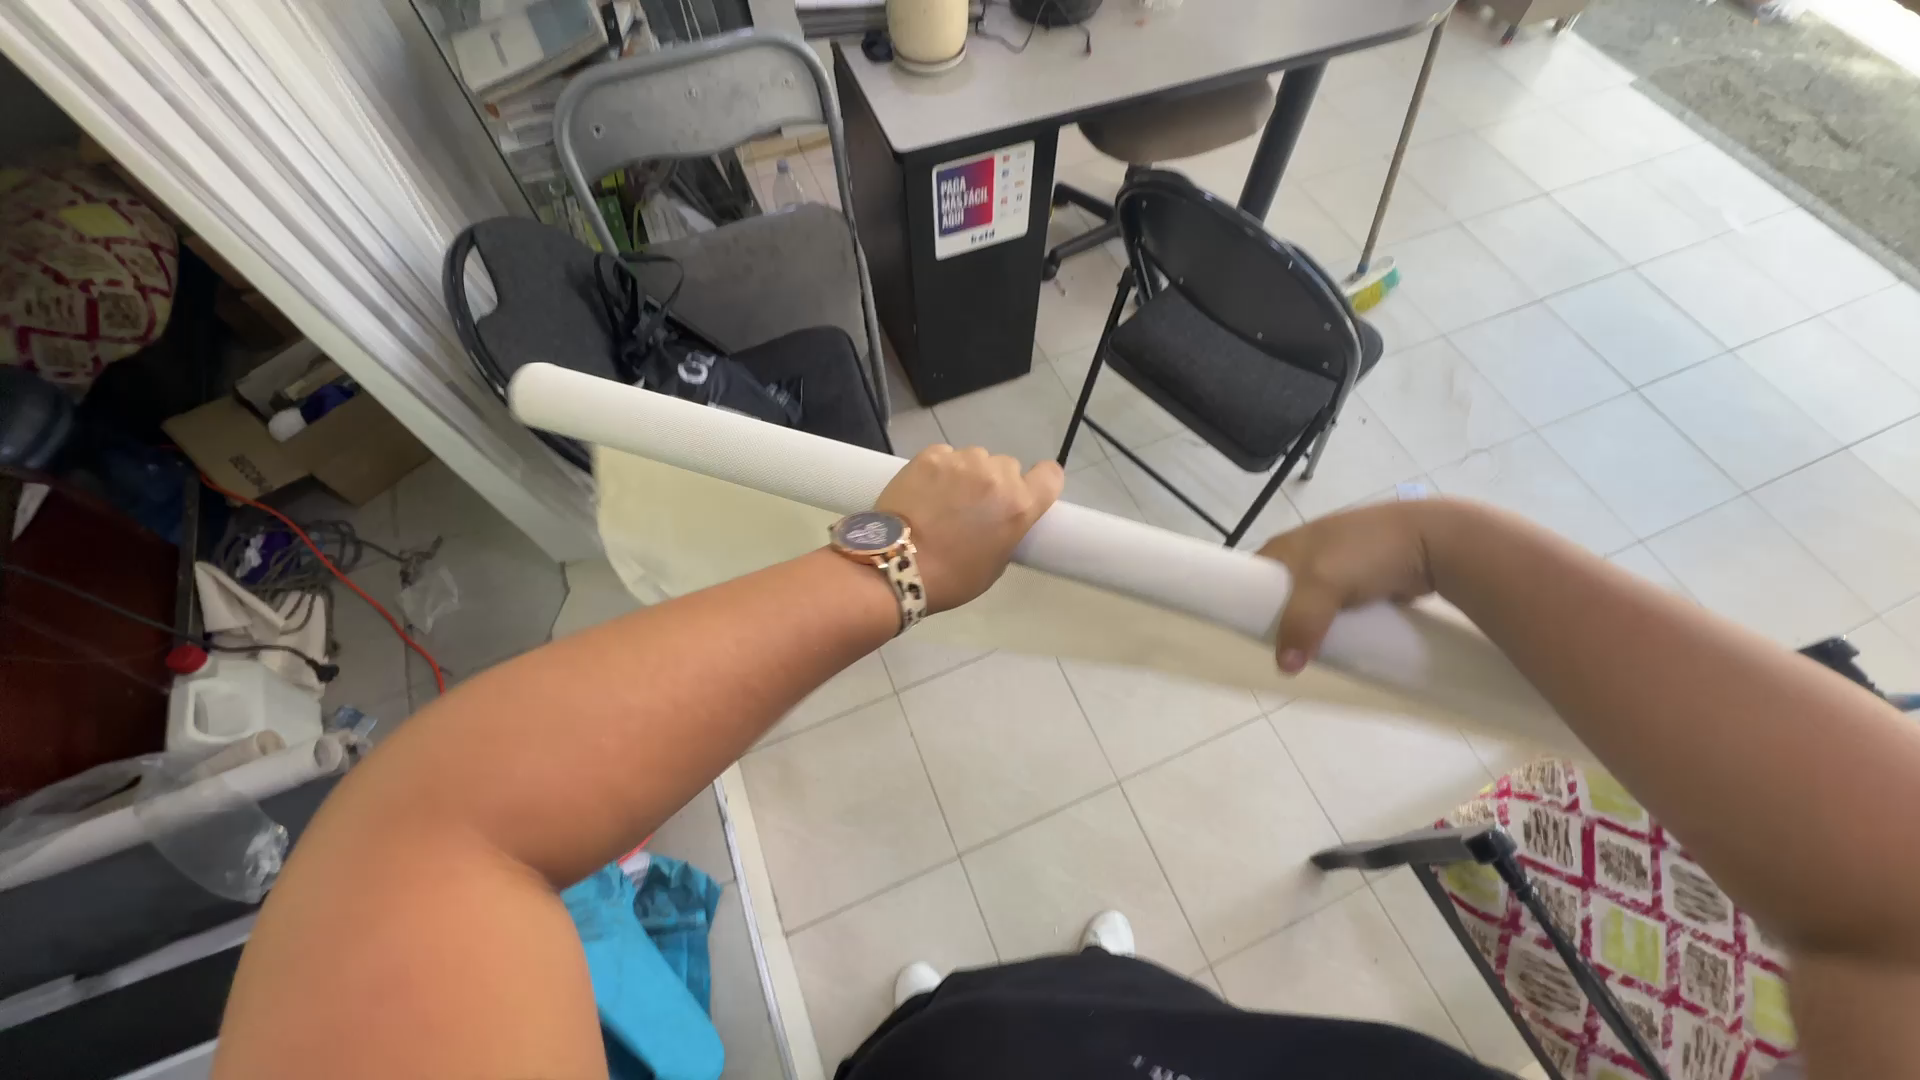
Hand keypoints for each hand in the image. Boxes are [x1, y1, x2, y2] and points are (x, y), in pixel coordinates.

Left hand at [874, 445, 1063, 613]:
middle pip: (1008, 467)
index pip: (1050, 475)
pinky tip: (925, 490)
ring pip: (976, 458)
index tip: (1027, 491)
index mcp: (1020, 505)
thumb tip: (1000, 517)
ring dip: (967, 474)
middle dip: (996, 483)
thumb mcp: (997, 563)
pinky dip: (940, 469)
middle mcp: (996, 475)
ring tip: (945, 499)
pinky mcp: (930, 455)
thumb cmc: (952, 577)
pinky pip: (945, 455)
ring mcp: (962, 461)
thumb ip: (1008, 529)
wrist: (898, 566)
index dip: (1040, 482)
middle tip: (974, 507)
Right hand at [1256, 500, 1444, 673]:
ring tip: (1311, 653)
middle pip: (1281, 597)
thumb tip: (1285, 668)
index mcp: (1284, 545)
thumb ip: (1299, 623)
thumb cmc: (1363, 552)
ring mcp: (1336, 569)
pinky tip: (1340, 642)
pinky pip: (1339, 612)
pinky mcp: (1362, 583)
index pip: (1249, 579)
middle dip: (1282, 622)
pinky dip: (1338, 626)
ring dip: (1313, 627)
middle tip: (1283, 651)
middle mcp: (1305, 555)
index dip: (1245, 605)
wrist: (1432, 541)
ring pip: (1312, 607)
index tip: (1250, 635)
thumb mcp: (1321, 583)